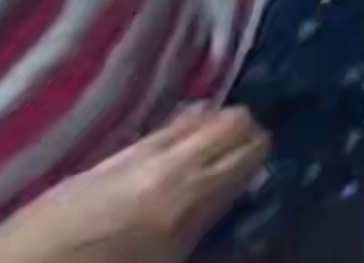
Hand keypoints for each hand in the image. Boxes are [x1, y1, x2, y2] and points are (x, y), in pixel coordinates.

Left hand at [0, 106, 269, 262]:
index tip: (256, 167)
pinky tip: (167, 155)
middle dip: (243, 131)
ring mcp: (133, 157)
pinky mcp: (102, 160)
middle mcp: (169, 164)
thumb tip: (242, 184)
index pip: (254, 146)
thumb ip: (207, 214)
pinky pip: (158, 130)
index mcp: (189, 194)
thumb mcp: (167, 255)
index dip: (261, 152)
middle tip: (236, 154)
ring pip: (199, 114)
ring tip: (203, 150)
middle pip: (234, 119)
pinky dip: (176, 133)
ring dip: (210, 127)